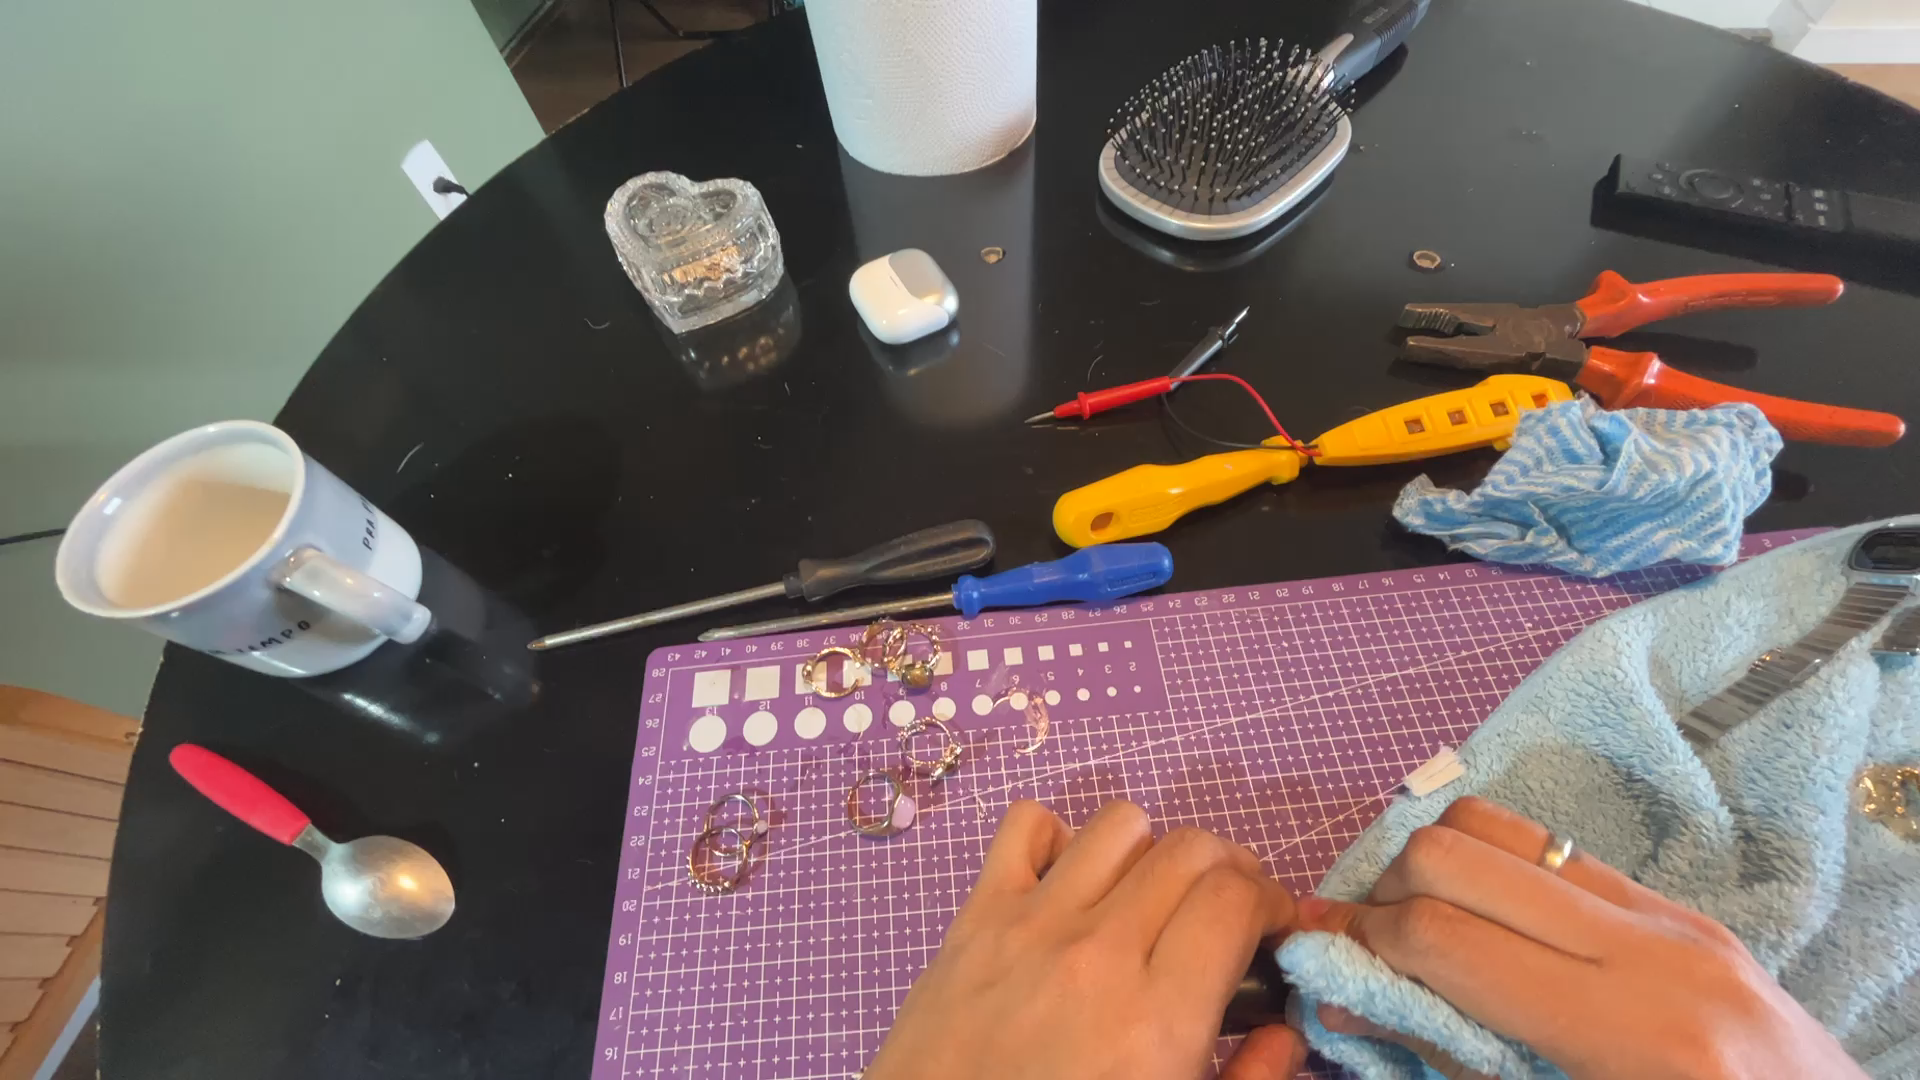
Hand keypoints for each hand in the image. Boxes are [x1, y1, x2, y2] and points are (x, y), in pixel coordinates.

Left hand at [864, 800, 1306, 1079]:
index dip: (1271, 900)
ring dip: (1151, 848)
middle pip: (1188, 850)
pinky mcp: (978, 909)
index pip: (1234, 898)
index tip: (1274, 927)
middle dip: (1229, 868)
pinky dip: (1057, 835)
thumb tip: (1286, 1024)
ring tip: (1149, 894)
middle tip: (1227, 909)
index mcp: (1157, 1016)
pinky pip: (1024, 824)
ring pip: (1117, 824)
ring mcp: (1032, 918)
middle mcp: (1098, 947)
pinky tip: (1066, 879)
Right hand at [1297, 796, 1864, 1079]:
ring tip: (1427, 916)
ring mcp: (1669, 914)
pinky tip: (1484, 912)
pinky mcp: (1672, 902)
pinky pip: (1539, 842)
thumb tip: (1333, 994)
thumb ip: (1440, 1050)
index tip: (1327, 955)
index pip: (1443, 936)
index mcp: (1636, 1033)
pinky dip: (1481, 862)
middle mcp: (1654, 950)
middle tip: (1378, 941)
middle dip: (1385, 892)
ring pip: (1486, 821)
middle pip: (1449, 854)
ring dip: (1428, 863)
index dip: (1364, 941)